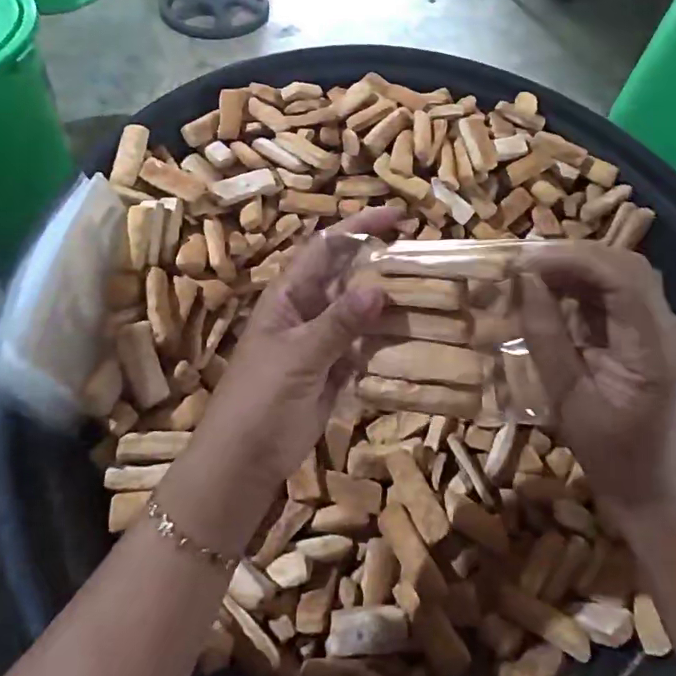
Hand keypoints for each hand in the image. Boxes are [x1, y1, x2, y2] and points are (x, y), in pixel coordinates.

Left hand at [188, 207, 399, 487]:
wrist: (244, 459)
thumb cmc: (260, 398)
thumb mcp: (299, 356)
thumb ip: (338, 323)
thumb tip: (379, 288)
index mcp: (290, 294)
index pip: (327, 246)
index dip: (360, 226)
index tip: (398, 216)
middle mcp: (308, 309)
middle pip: (348, 274)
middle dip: (381, 261)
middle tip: (424, 254)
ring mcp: (322, 339)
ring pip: (361, 309)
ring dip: (390, 300)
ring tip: (431, 289)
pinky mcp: (335, 368)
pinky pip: (366, 343)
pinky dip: (388, 337)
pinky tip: (417, 332)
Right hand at [517, 243, 675, 511]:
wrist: (645, 477)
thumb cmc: (605, 448)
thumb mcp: (566, 398)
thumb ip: (546, 337)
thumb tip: (524, 281)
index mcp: (654, 351)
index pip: (625, 280)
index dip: (576, 260)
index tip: (528, 260)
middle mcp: (668, 327)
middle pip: (626, 267)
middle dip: (573, 256)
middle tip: (524, 262)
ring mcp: (663, 324)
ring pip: (622, 271)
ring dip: (576, 265)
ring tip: (532, 272)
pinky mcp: (649, 326)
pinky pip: (616, 288)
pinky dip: (582, 281)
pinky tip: (552, 287)